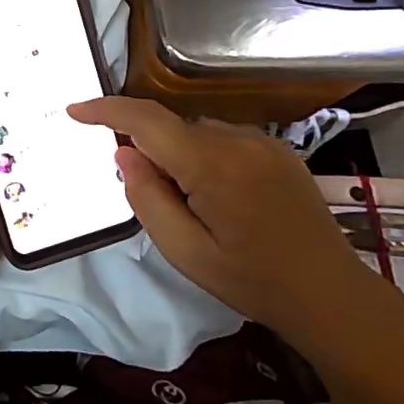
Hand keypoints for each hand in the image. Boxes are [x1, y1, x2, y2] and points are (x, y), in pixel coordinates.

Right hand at [68, 96, 375, 335]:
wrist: (329, 293)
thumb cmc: (251, 280)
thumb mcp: (185, 251)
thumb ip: (147, 197)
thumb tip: (124, 152)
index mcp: (212, 166)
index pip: (146, 120)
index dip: (106, 110)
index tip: (74, 110)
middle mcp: (238, 141)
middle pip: (170, 128)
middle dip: (148, 151)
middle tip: (156, 201)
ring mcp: (263, 142)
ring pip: (195, 132)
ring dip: (178, 154)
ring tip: (195, 207)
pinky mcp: (278, 150)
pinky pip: (222, 138)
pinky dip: (204, 155)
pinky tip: (221, 196)